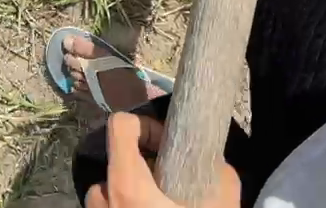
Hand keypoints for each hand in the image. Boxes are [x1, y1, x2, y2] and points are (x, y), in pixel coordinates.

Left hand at [84, 113, 241, 207]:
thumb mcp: (222, 201)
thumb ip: (216, 171)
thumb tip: (214, 156)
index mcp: (126, 185)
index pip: (119, 125)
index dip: (143, 127)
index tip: (164, 146)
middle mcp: (104, 201)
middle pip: (113, 163)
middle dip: (137, 168)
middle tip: (166, 184)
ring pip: (107, 194)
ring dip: (127, 194)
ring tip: (157, 204)